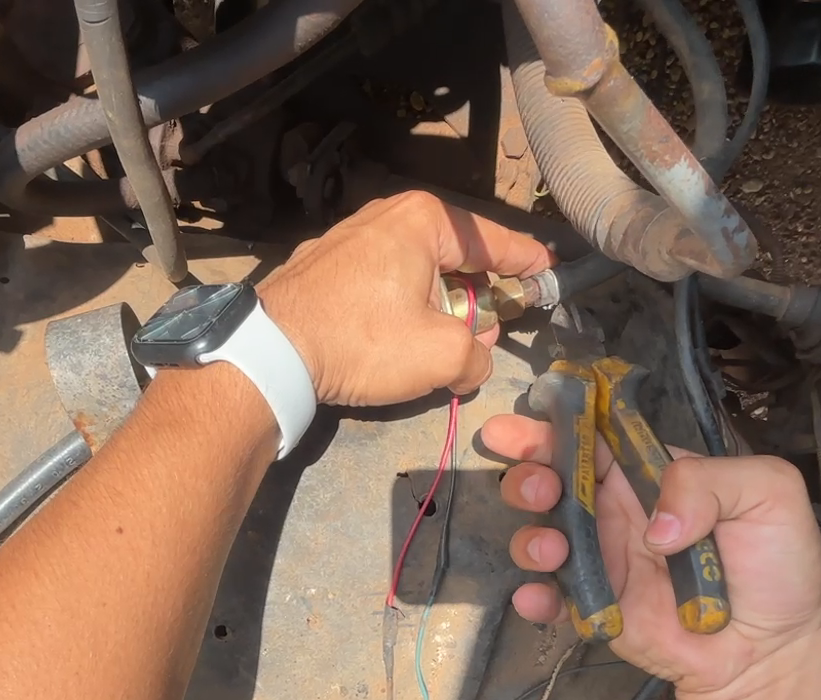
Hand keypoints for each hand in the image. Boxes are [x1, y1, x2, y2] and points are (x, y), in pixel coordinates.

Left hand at [258, 191, 552, 406]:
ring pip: (413, 274)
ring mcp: (347, 239)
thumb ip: (477, 357)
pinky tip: (387, 339)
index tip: (549, 273)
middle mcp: (385, 216)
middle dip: (474, 299)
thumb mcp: (440, 356)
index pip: (494, 242)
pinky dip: (394, 309)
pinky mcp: (321, 267)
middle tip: (483, 334)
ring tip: (431, 348)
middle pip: (453, 260)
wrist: (271, 353)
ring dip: (432, 310)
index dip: (527, 263)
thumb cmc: (363, 342)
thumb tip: (475, 363)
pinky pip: (378, 284)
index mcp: (424, 220)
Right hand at [478, 415, 820, 699]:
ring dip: (530, 538)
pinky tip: (538, 599)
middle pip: (547, 482)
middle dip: (525, 478)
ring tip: (554, 550)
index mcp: (643, 477)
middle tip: (539, 489)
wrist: (768, 650)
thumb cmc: (774, 565)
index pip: (590, 440)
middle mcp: (610, 513)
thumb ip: (710, 482)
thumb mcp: (768, 495)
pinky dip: (531, 597)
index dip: (551, 428)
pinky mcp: (590, 608)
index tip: (519, 429)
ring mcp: (596, 562)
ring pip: (536, 537)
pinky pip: (546, 600)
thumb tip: (654, 528)